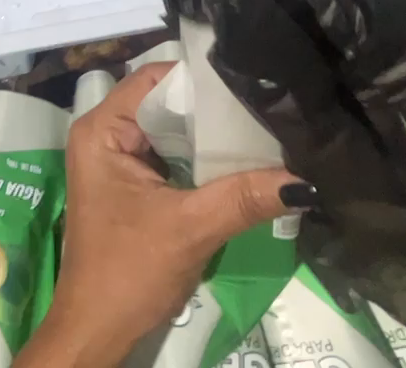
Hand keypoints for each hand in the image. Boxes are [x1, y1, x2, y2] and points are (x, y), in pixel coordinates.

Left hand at [18, 61, 301, 367]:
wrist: (98, 327)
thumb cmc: (130, 269)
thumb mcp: (190, 228)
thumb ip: (243, 197)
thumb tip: (306, 180)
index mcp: (102, 128)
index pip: (152, 80)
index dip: (198, 78)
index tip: (248, 79)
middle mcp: (105, 133)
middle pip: (163, 103)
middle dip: (211, 108)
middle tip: (266, 105)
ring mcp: (117, 158)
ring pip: (170, 130)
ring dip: (209, 135)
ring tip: (262, 127)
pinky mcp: (131, 182)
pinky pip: (170, 155)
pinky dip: (201, 158)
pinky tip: (240, 160)